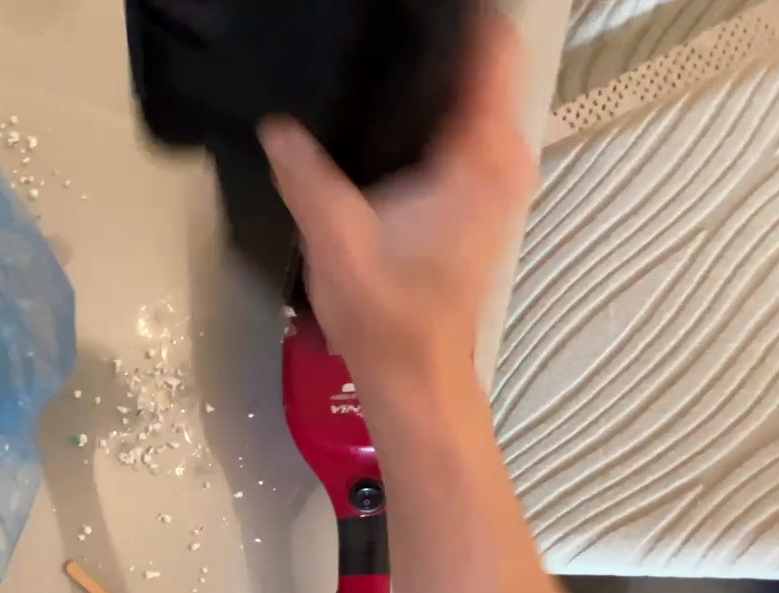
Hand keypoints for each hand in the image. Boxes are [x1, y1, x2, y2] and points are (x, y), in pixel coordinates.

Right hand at [258, 16, 535, 392]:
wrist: (413, 371)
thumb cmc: (385, 311)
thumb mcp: (335, 240)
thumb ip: (305, 178)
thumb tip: (275, 128)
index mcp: (480, 155)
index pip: (490, 49)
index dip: (457, 22)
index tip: (407, 14)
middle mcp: (503, 159)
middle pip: (482, 73)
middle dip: (434, 53)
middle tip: (375, 44)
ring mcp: (497, 184)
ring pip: (473, 107)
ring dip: (432, 89)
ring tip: (375, 76)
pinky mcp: (479, 205)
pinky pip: (464, 138)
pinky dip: (434, 123)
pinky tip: (387, 132)